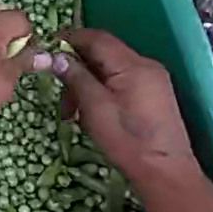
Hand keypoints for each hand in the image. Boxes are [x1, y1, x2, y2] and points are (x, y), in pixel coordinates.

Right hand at [51, 29, 199, 186]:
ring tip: (72, 111)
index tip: (47, 49)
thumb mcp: (95, 108)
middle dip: (76, 67)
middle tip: (58, 90)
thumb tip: (56, 56)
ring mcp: (152, 79)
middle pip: (102, 52)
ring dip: (86, 82)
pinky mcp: (153, 93)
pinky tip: (90, 111)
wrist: (165, 173)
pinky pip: (120, 80)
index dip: (69, 39)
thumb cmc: (127, 140)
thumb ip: (75, 77)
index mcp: (132, 65)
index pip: (96, 38)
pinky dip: (100, 89)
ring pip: (109, 68)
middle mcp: (145, 65)